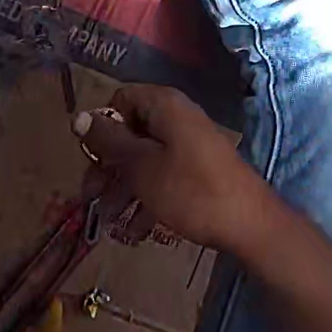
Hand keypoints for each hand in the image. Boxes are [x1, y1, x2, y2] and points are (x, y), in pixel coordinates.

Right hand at [71, 84, 278, 253]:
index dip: (102, 127)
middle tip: (90, 195)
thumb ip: (107, 141)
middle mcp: (176, 117)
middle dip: (107, 165)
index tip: (91, 157)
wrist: (254, 229)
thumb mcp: (140, 166)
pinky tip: (135, 230)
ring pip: (143, 157)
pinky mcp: (199, 171)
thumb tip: (77, 118)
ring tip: (108, 219)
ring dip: (123, 186)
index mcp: (163, 105)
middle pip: (129, 132)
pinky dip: (147, 196)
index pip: (119, 100)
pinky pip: (163, 174)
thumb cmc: (191, 190)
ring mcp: (189, 145)